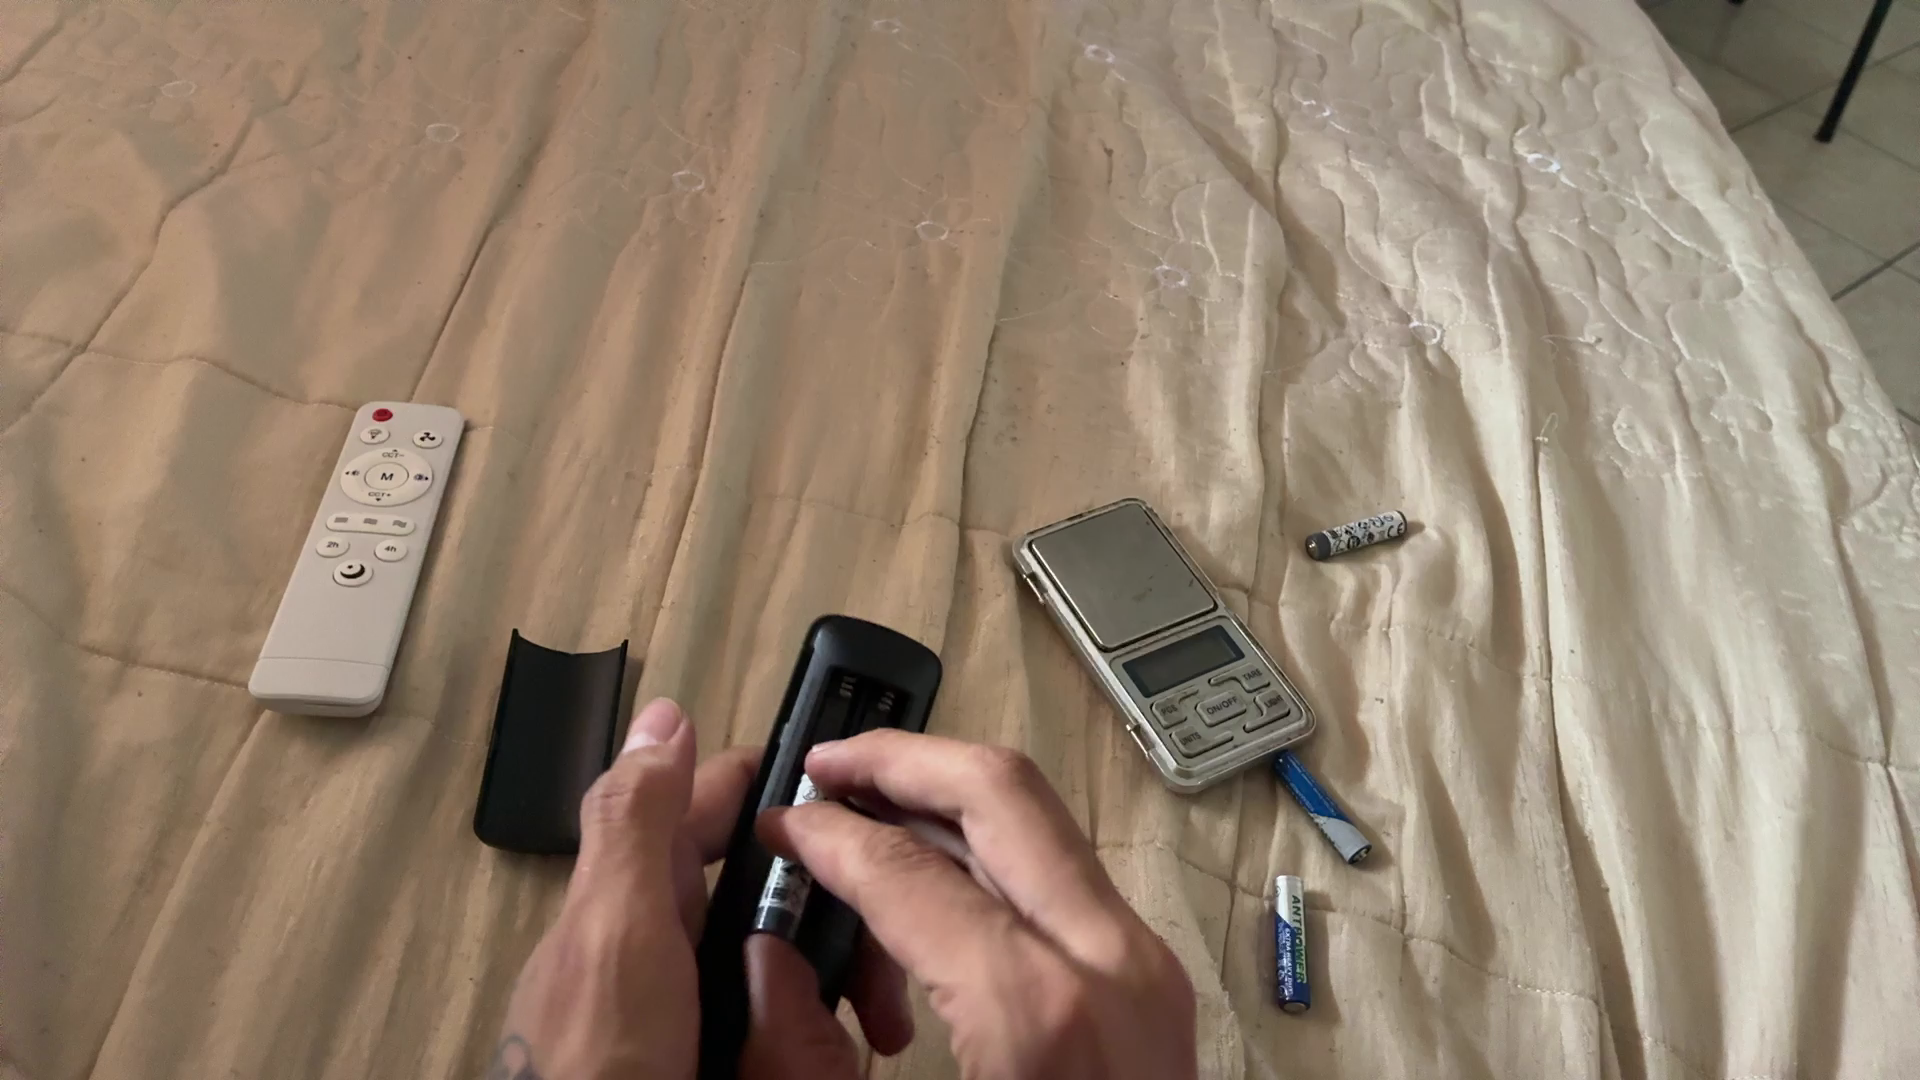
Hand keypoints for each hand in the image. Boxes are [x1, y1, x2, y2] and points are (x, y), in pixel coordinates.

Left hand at [488, 699, 912, 1079]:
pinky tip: (848, 1032)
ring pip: (794, 936)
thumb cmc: (601, 1057)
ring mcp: (703, 978)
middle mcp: (678, 916)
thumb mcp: (616, 933)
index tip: (866, 804)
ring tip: (876, 1007)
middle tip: (882, 941)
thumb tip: (667, 710)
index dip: (792, 782)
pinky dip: (821, 1012)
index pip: (733, 790)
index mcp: (650, 875)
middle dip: (831, 892)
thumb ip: (638, 823)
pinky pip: (792, 999)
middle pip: (777, 868)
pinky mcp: (724, 1027)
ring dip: (840, 960)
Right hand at [758, 731, 1197, 1079]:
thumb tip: (768, 955)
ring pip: (1030, 812)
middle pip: (998, 787)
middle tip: (829, 763)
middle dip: (902, 758)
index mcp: (1039, 1013)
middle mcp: (1108, 956)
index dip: (828, 833)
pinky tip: (922, 892)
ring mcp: (1139, 954)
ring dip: (940, 798)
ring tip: (863, 824)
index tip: (779, 820)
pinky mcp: (1143, 967)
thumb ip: (803, 1062)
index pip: (909, 867)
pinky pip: (1047, 866)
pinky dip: (979, 850)